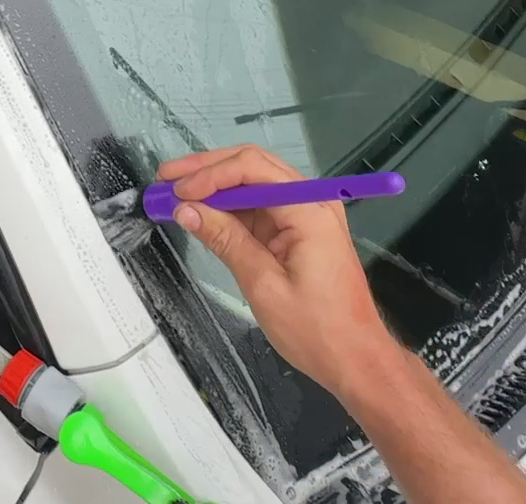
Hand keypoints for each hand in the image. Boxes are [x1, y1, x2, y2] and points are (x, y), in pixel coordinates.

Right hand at [157, 145, 399, 398]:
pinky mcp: (298, 227)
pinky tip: (200, 209)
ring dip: (213, 183)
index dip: (209, 175)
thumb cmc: (319, 331)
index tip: (176, 190)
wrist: (358, 361)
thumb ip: (225, 240)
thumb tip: (186, 210)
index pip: (252, 169)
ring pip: (251, 180)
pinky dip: (227, 204)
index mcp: (309, 209)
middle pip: (251, 164)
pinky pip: (258, 203)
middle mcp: (311, 200)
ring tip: (175, 191)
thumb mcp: (263, 285)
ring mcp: (306, 211)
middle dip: (206, 169)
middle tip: (167, 179)